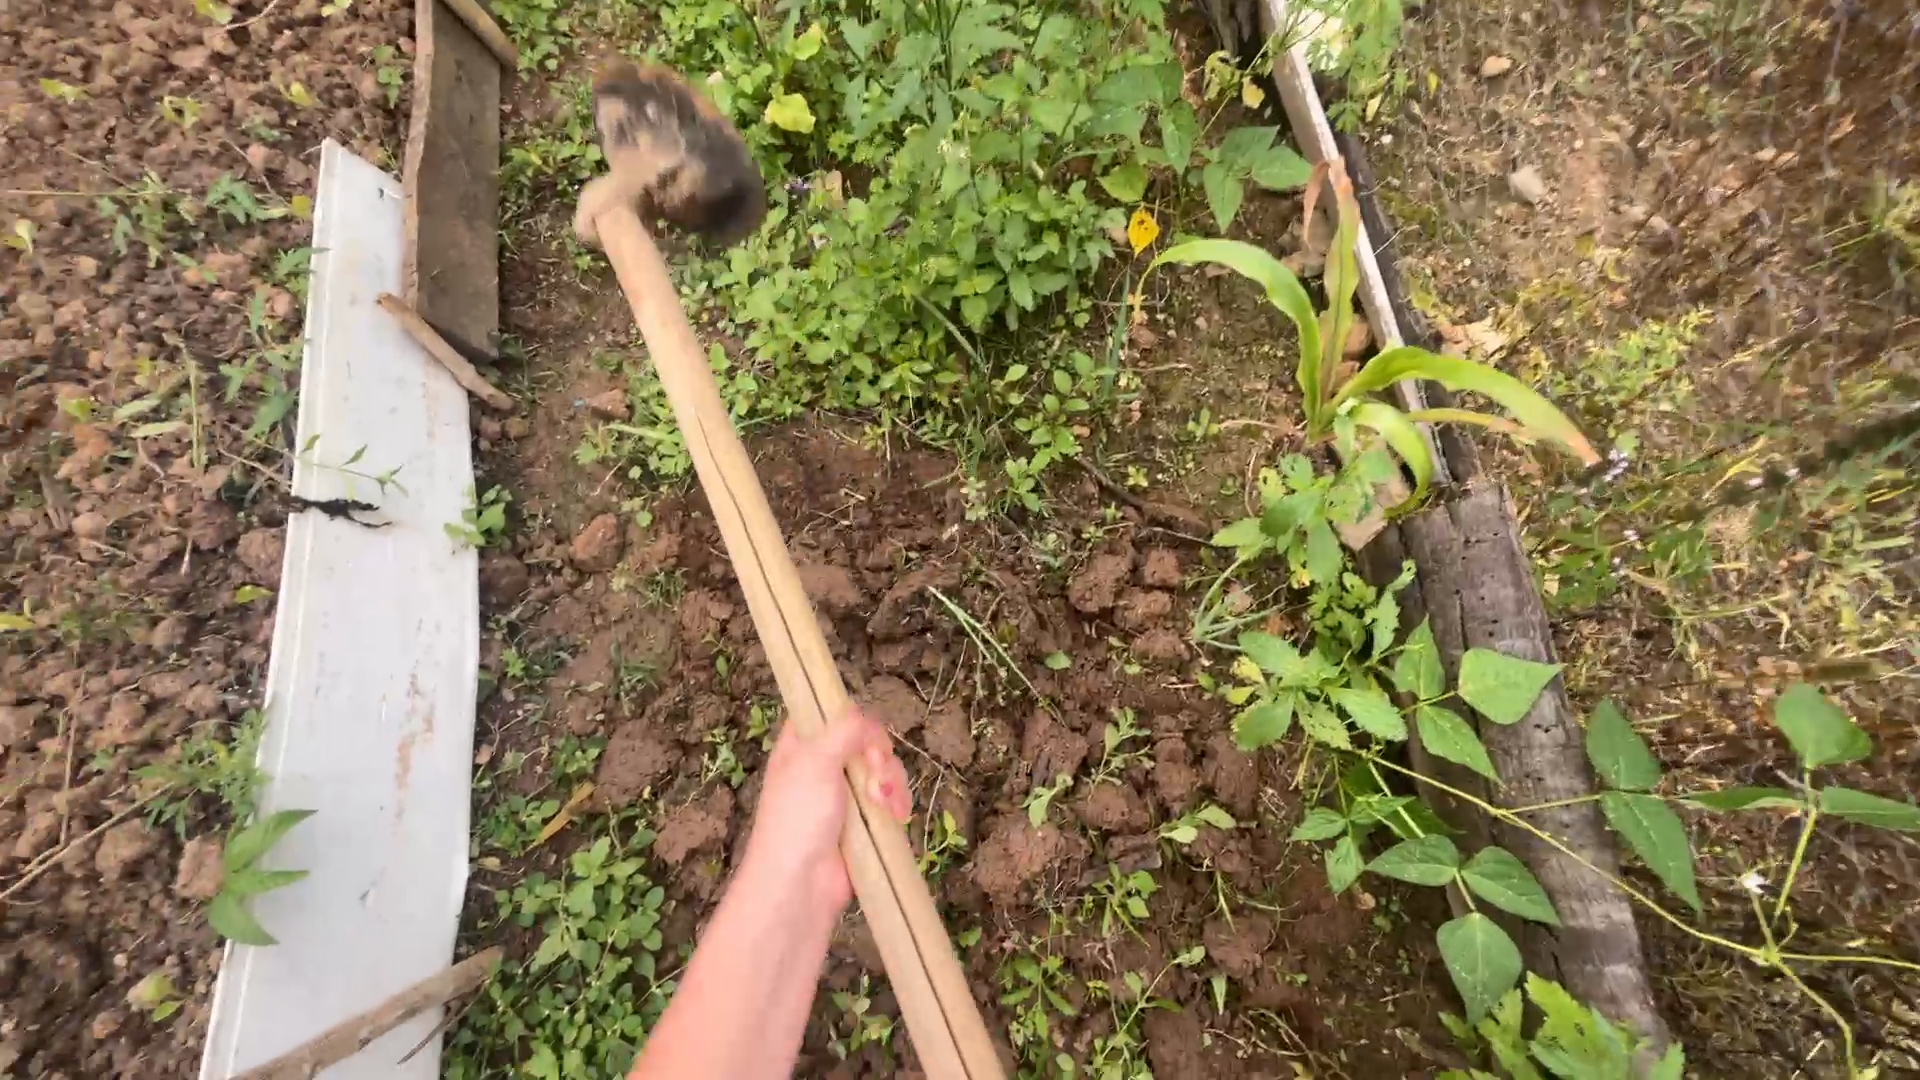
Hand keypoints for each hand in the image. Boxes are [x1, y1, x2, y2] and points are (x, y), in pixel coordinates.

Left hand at [743, 706, 910, 912]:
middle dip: (880, 756)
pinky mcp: (863, 820)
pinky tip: (896, 816)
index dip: (850, 716)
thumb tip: (868, 722)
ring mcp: (844, 794)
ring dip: (891, 782)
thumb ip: (845, 731)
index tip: (861, 731)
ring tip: (886, 805)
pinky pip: (889, 797)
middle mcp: (823, 765)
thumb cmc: (798, 817)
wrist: (800, 886)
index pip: (828, 713)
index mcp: (801, 746)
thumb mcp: (815, 760)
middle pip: (865, 740)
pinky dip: (897, 803)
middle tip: (876, 772)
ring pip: (882, 768)